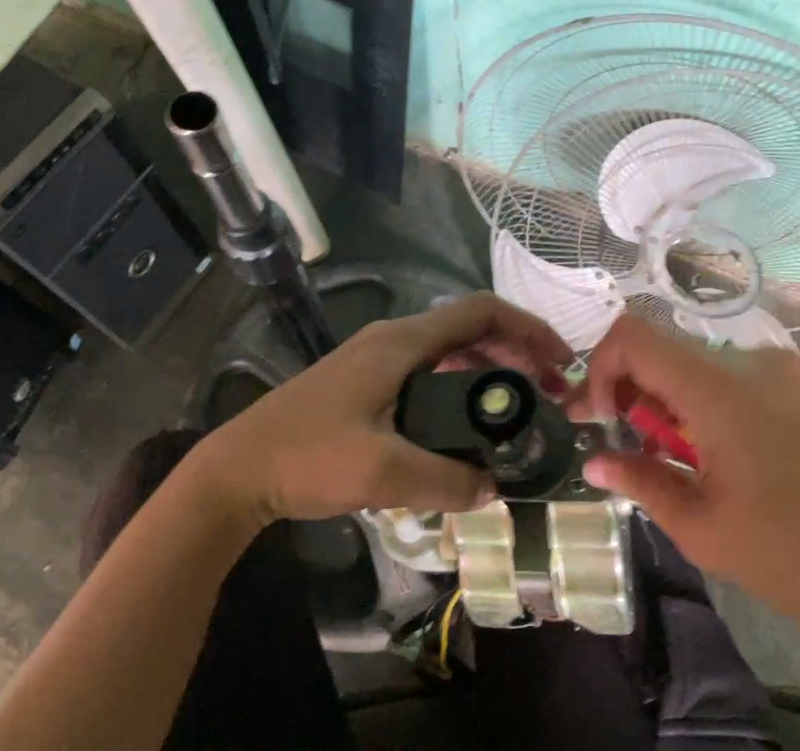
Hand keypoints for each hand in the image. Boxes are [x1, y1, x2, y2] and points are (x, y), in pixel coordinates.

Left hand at [182, 292, 573, 526]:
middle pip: (468, 330)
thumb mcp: (384, 473)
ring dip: (487, 374)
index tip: (561, 363)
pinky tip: (466, 430)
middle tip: (548, 398)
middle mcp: (392, 341)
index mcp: (400, 344)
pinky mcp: (364, 385)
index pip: (479, 312)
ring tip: (516, 415)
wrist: (239, 469)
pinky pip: (427, 376)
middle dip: (514, 356)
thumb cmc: (308, 457)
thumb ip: (447, 480)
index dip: (527, 328)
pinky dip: (458, 391)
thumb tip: (494, 486)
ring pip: (447, 354)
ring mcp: (375, 361)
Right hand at [582, 316, 799, 636]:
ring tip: (676, 462)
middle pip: (665, 349)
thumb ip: (641, 481)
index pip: (634, 337)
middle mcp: (753, 363)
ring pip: (698, 364)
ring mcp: (786, 372)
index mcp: (722, 392)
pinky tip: (719, 458)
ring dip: (669, 402)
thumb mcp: (704, 529)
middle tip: (624, 448)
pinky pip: (735, 378)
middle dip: (631, 391)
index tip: (601, 420)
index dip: (601, 368)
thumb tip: (592, 462)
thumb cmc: (797, 558)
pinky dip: (706, 405)